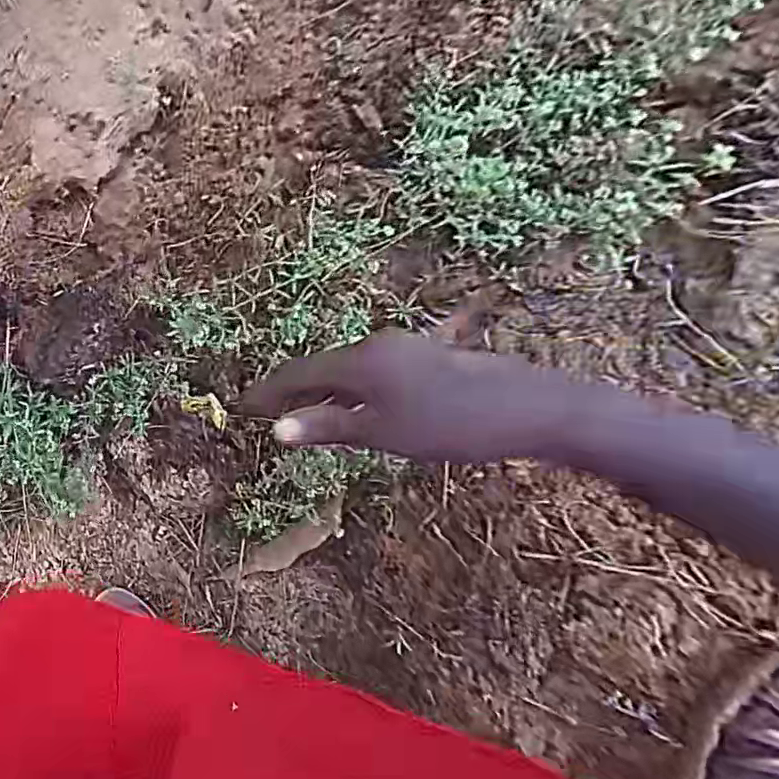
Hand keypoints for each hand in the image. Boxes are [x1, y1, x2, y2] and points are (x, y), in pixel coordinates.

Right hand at [239, 333, 605, 463]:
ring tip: (303, 417)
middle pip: (321, 369)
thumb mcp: (380, 432)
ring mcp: (406, 350)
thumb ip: (326, 428)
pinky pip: (373, 375)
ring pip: (348, 372)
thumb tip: (277, 430)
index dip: (268, 393)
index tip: (243, 408)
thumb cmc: (449, 424)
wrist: (534, 409)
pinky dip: (352, 394)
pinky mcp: (427, 360)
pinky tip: (355, 411)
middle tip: (268, 415)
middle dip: (292, 392)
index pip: (298, 374)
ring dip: (322, 394)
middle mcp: (378, 346)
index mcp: (360, 361)